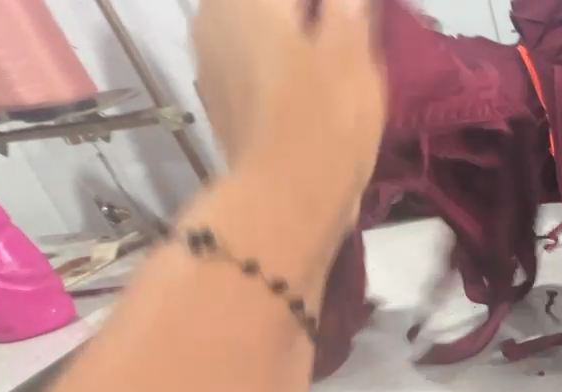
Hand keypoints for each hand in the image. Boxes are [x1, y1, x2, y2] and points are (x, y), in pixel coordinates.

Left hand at [192, 0, 384, 223]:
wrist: (288, 201)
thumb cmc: (326, 120)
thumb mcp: (353, 53)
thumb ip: (347, 8)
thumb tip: (346, 1)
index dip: (330, 10)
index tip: (350, 24)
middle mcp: (212, 16)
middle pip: (268, 9)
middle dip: (305, 21)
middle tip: (348, 46)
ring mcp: (208, 63)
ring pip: (256, 38)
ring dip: (291, 49)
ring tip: (331, 78)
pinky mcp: (219, 106)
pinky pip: (251, 73)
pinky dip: (278, 79)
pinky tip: (308, 105)